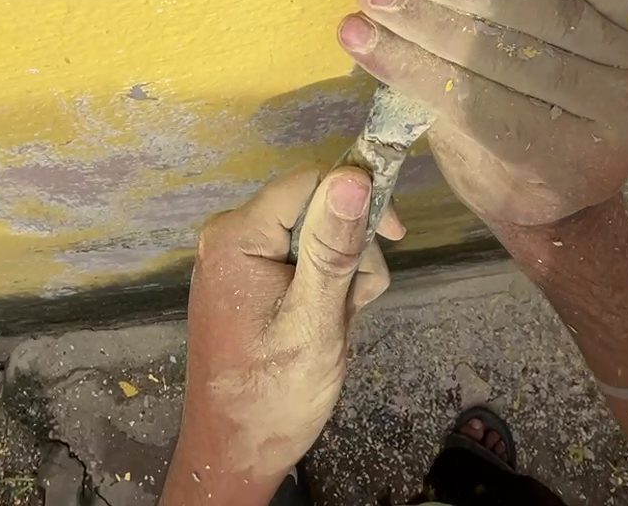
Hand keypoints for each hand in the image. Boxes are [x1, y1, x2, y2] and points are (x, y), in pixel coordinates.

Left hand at [162, 168, 403, 503]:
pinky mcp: (248, 275)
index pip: (309, 180)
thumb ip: (333, 247)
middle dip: (348, 250)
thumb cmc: (273, 395)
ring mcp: (238, 255)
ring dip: (341, 274)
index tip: (396, 233)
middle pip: (313, 207)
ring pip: (314, 234)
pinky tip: (326, 322)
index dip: (357, 196)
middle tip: (354, 302)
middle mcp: (231, 233)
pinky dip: (324, 285)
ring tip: (337, 323)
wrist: (233, 452)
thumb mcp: (314, 320)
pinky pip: (300, 258)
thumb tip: (353, 175)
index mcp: (237, 234)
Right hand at [337, 0, 627, 228]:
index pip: (477, 105)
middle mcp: (615, 121)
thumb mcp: (464, 164)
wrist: (576, 182)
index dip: (412, 67)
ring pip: (551, 17)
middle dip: (432, 21)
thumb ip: (433, 103)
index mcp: (567, 168)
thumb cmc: (505, 177)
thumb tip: (370, 35)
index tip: (355, 32)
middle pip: (511, 57)